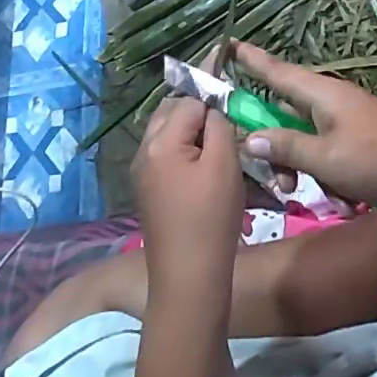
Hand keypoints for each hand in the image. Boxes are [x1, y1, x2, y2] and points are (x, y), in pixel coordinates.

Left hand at [132, 97, 244, 281]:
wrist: (188, 274)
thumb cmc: (211, 217)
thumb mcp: (224, 164)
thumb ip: (218, 126)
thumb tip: (213, 111)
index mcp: (160, 140)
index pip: (189, 101)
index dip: (214, 106)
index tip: (235, 119)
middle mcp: (143, 149)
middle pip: (170, 112)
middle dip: (197, 114)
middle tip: (226, 132)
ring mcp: (141, 171)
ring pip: (166, 133)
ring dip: (190, 133)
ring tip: (217, 151)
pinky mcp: (146, 189)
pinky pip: (164, 154)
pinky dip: (182, 152)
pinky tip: (202, 171)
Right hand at [231, 42, 376, 206]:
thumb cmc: (376, 160)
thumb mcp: (324, 159)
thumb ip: (285, 147)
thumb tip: (250, 138)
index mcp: (320, 94)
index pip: (276, 71)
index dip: (251, 60)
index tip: (230, 44)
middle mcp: (330, 99)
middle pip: (286, 115)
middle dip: (278, 149)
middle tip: (280, 182)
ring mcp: (346, 116)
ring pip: (307, 138)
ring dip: (305, 167)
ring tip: (316, 195)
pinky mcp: (358, 134)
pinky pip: (328, 148)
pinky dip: (328, 172)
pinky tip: (343, 199)